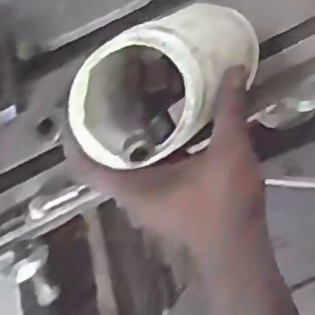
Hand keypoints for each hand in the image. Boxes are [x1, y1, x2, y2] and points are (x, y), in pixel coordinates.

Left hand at [66, 67, 266, 260]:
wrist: (239, 246)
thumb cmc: (224, 202)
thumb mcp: (229, 148)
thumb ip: (229, 108)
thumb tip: (234, 68)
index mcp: (135, 187)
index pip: (85, 166)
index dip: (75, 137)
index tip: (76, 105)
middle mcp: (135, 194)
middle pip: (107, 159)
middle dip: (109, 124)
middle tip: (117, 87)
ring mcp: (152, 198)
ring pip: (131, 161)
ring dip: (135, 132)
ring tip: (145, 94)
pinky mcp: (169, 196)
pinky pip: (151, 164)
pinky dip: (156, 142)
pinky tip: (176, 119)